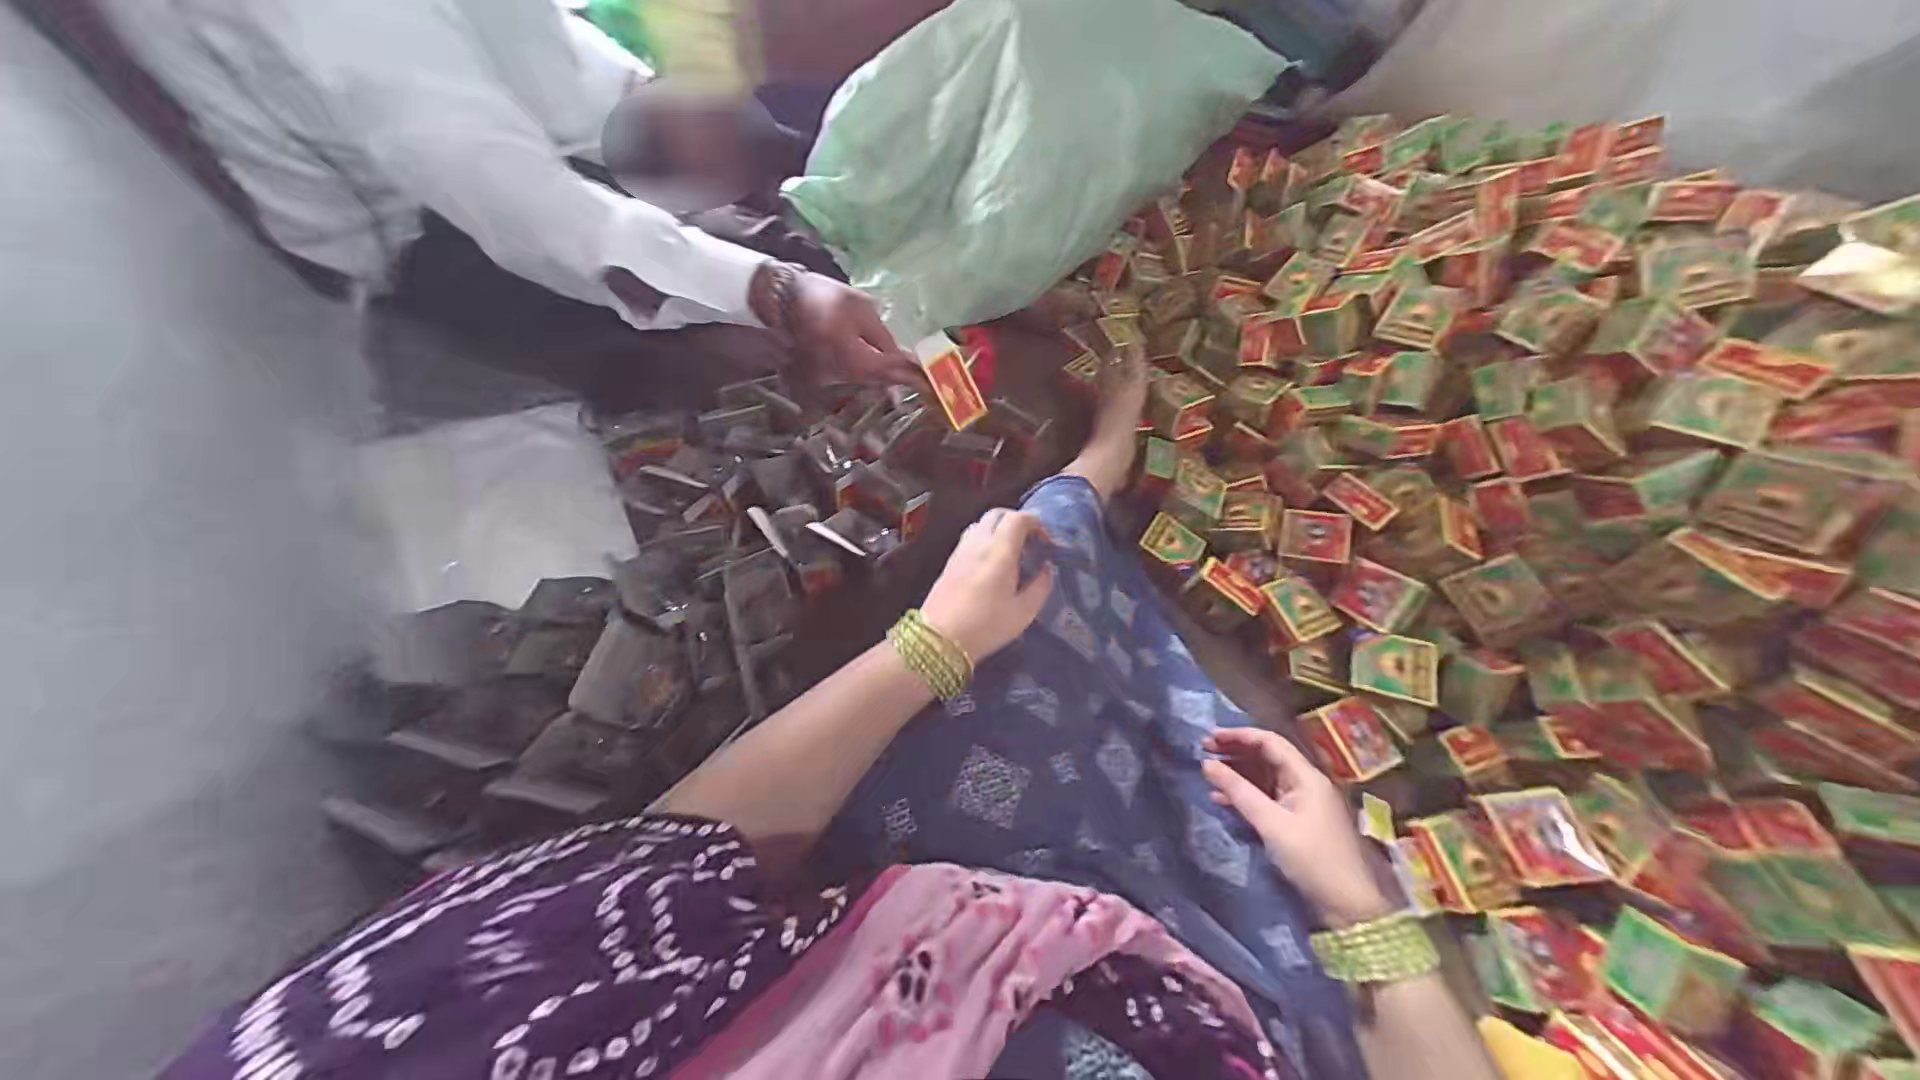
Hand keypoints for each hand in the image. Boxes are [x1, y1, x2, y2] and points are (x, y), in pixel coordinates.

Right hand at [789, 272, 922, 386]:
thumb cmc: (824, 298)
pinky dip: (871, 372)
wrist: (782, 300)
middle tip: (924, 380)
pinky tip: (882, 366)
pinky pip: (854, 375)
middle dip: (901, 378)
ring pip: (867, 380)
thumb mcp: (861, 309)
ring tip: (907, 372)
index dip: (912, 376)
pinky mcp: (825, 373)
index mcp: (854, 358)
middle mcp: (843, 374)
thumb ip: (883, 337)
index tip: (931, 382)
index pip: (890, 371)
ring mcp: (832, 377)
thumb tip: (901, 356)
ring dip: (887, 376)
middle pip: (879, 380)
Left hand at [919, 508, 1053, 661]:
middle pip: (998, 513)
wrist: (940, 639)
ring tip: (1011, 552)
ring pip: (982, 523)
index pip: (1019, 518)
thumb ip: (1040, 586)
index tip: (1045, 542)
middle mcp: (978, 543)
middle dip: (1018, 521)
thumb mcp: (1023, 612)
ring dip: (1000, 529)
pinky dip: (985, 539)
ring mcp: (961, 550)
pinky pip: (970, 537)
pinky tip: (992, 563)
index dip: (1036, 523)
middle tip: (1030, 542)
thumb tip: (1046, 569)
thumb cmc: (985, 626)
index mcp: (999, 551)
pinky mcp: (950, 561)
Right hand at [1201, 727, 1394, 926]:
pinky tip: (1222, 800)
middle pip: (1266, 757)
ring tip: (1209, 776)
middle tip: (1204, 752)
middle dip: (1235, 753)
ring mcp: (1302, 803)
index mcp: (1306, 777)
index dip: (1239, 735)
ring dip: (1237, 774)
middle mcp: (1305, 784)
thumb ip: (1238, 791)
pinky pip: (1266, 798)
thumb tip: (1207, 764)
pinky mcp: (1297, 822)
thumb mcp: (1271, 824)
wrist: (1350, 907)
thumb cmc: (1313, 859)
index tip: (1210, 738)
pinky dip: (1244, 795)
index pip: (1270, 742)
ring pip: (1264, 778)